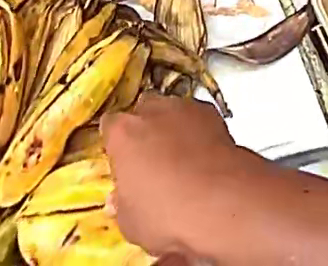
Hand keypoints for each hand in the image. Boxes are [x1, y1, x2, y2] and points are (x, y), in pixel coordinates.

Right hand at [101, 93, 265, 255]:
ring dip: (171, 125)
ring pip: (171, 109)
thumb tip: (118, 199)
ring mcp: (184, 107)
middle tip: (148, 156)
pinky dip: (196, 128)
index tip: (119, 155)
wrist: (217, 197)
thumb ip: (121, 202)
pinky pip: (196, 115)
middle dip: (144, 127)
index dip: (115, 140)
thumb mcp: (130, 221)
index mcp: (124, 134)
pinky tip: (201, 151)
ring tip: (178, 154)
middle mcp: (153, 111)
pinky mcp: (210, 110)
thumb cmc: (166, 212)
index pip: (110, 125)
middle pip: (143, 109)